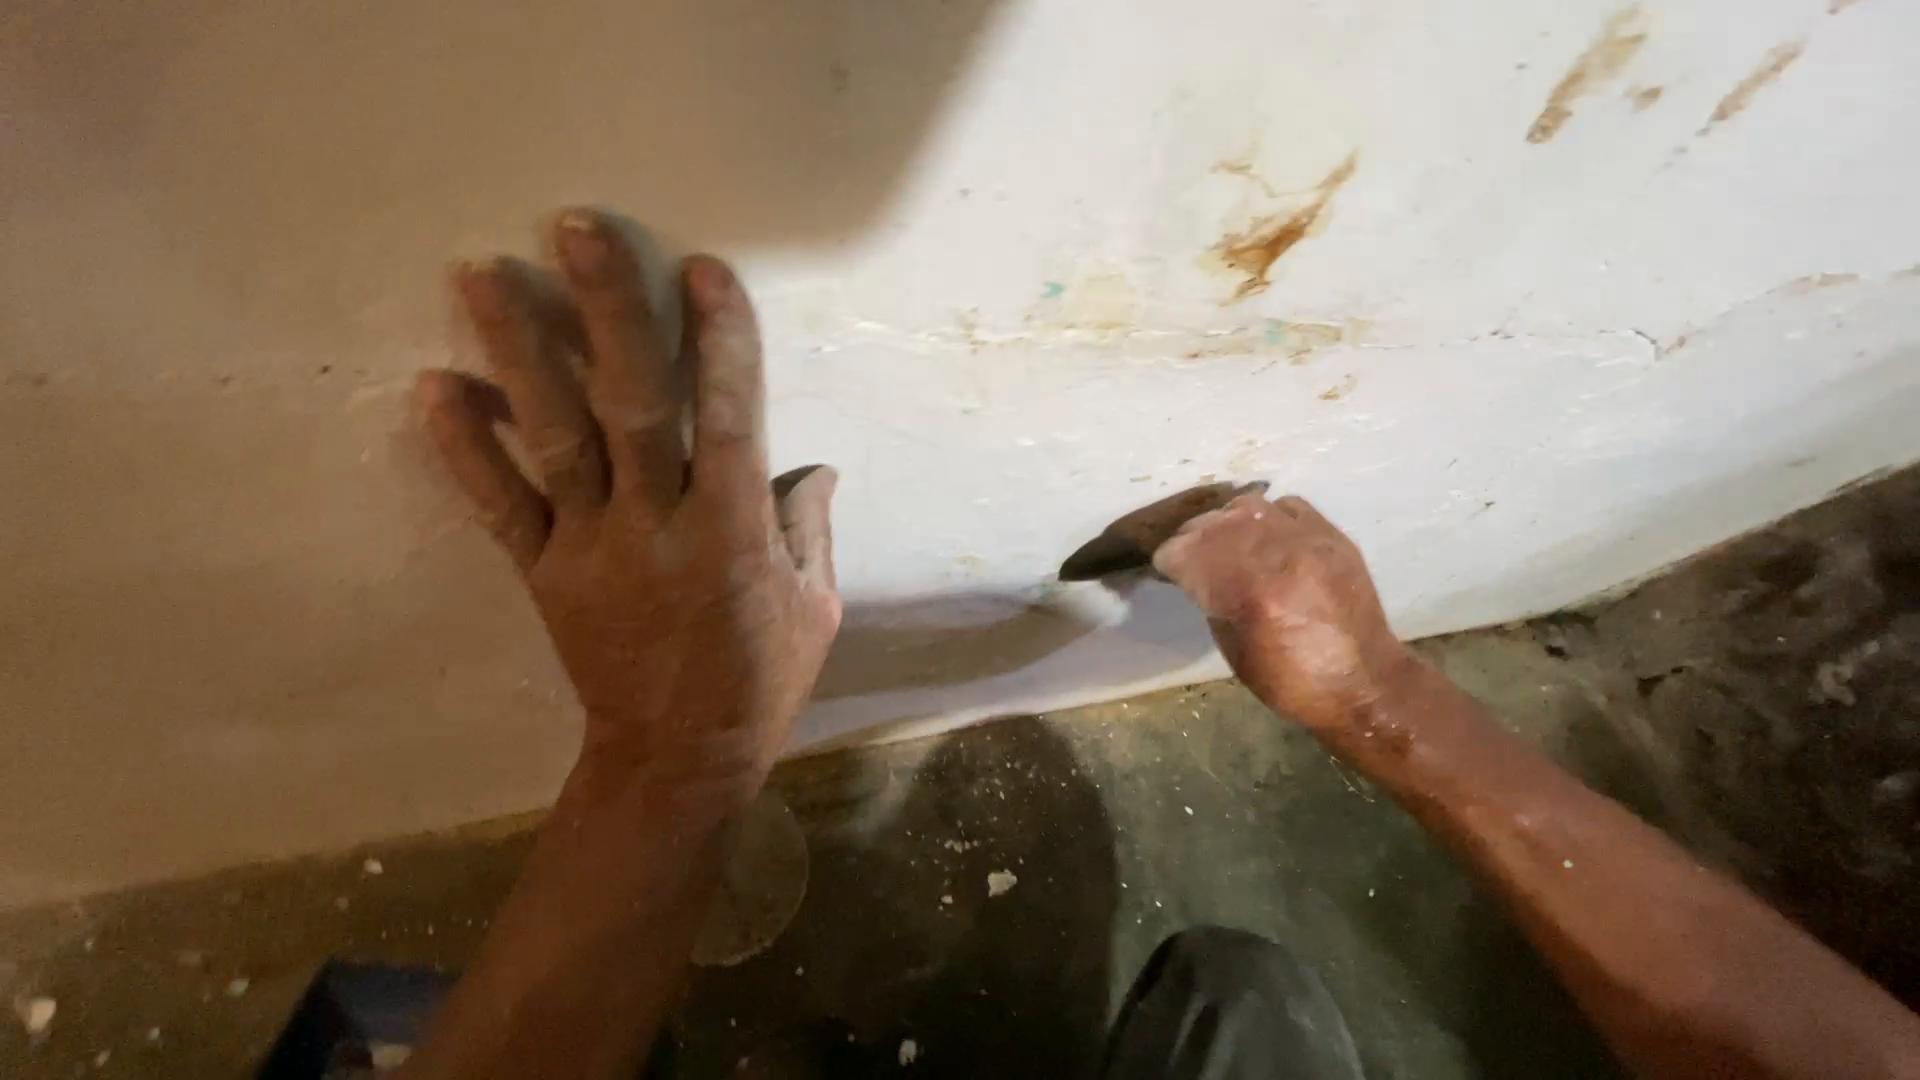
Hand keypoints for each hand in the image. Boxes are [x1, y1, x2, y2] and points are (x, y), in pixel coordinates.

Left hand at [416, 210, 839, 796]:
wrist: (678, 756)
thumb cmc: (762, 677)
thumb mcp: (818, 606)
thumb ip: (811, 529)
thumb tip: (811, 467)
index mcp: (735, 533)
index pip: (730, 418)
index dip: (721, 341)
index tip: (703, 271)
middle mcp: (661, 527)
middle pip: (634, 406)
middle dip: (610, 313)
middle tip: (579, 230)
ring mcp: (593, 549)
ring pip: (554, 440)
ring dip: (519, 354)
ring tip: (482, 273)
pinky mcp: (546, 575)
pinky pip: (502, 509)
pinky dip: (465, 452)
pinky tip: (434, 389)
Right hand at [1152, 493, 1412, 727]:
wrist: (1362, 685)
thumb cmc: (1289, 681)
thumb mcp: (1232, 646)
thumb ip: (1212, 598)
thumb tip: (1195, 572)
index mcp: (1248, 592)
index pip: (1184, 552)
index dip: (1168, 563)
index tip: (1167, 573)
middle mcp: (1277, 555)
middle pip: (1211, 524)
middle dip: (1191, 540)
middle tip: (1189, 560)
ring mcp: (1308, 540)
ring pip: (1246, 506)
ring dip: (1225, 523)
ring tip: (1225, 544)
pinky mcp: (1331, 535)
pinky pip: (1285, 506)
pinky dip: (1266, 518)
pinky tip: (1264, 540)